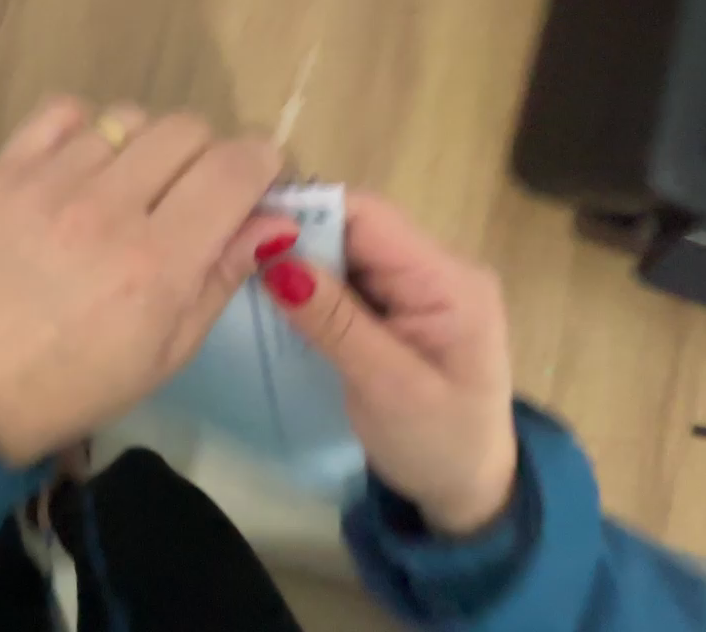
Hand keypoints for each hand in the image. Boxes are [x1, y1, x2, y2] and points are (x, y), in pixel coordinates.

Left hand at [0, 97, 293, 466]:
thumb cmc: (83, 379)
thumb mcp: (171, 347)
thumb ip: (224, 273)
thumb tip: (276, 216)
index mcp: (156, 263)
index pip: (235, 167)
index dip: (260, 161)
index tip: (254, 179)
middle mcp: (105, 210)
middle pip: (186, 128)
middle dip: (205, 154)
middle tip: (188, 193)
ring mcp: (49, 183)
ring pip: (128, 116)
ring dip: (143, 147)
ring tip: (125, 189)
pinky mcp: (5, 170)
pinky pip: (64, 110)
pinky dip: (86, 127)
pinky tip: (84, 165)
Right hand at [263, 196, 517, 535]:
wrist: (470, 493)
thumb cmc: (439, 445)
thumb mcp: (387, 387)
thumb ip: (333, 320)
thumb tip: (273, 258)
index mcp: (447, 279)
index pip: (367, 215)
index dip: (307, 212)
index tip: (248, 228)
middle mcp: (431, 266)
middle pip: (350, 225)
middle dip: (295, 236)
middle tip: (235, 252)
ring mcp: (411, 283)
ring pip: (339, 246)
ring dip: (295, 258)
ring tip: (245, 270)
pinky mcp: (391, 301)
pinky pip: (340, 273)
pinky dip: (305, 281)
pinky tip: (272, 292)